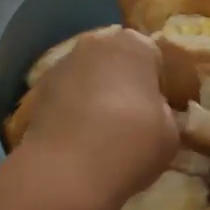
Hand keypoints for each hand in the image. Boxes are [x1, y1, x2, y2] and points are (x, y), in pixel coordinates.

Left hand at [20, 28, 178, 208]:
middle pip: (116, 59)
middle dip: (122, 82)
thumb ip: (163, 112)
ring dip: (94, 93)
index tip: (156, 113)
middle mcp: (97, 42)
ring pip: (88, 74)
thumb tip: (152, 111)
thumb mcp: (170, 133)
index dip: (156, 86)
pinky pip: (65, 93)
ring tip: (99, 132)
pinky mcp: (40, 86)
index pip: (153, 57)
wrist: (69, 168)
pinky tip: (76, 137)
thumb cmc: (132, 142)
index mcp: (135, 44)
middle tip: (129, 119)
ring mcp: (64, 62)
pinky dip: (71, 107)